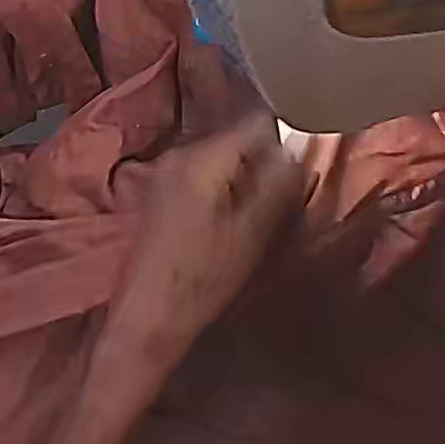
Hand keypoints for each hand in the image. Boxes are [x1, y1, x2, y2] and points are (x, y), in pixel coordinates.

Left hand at [100, 113, 304, 386]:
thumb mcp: (252, 233)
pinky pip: (205, 173)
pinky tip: (229, 222)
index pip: (256, 124)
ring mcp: (166, 172)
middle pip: (238, 139)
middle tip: (281, 198)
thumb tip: (294, 153)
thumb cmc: (203, 278)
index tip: (297, 170)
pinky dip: (224, 188)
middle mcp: (180, 154)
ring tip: (257, 214)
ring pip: (222, 157)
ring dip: (244, 177)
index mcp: (202, 158)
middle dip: (263, 163)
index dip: (284, 142)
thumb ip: (278, 185)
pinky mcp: (161, 192)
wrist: (147, 319)